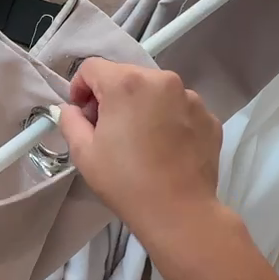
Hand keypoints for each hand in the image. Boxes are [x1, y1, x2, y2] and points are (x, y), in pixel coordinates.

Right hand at [57, 58, 229, 247]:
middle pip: (125, 75)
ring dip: (141, 105)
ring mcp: (190, 98)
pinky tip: (163, 146)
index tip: (82, 114)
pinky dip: (167, 118)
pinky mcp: (209, 116)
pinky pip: (178, 107)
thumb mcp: (83, 151)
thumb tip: (73, 110)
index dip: (80, 88)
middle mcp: (161, 81)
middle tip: (107, 128)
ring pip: (154, 90)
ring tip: (139, 139)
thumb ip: (70, 120)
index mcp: (126, 84)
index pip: (92, 68)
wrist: (179, 212)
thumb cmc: (125, 180)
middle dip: (111, 96)